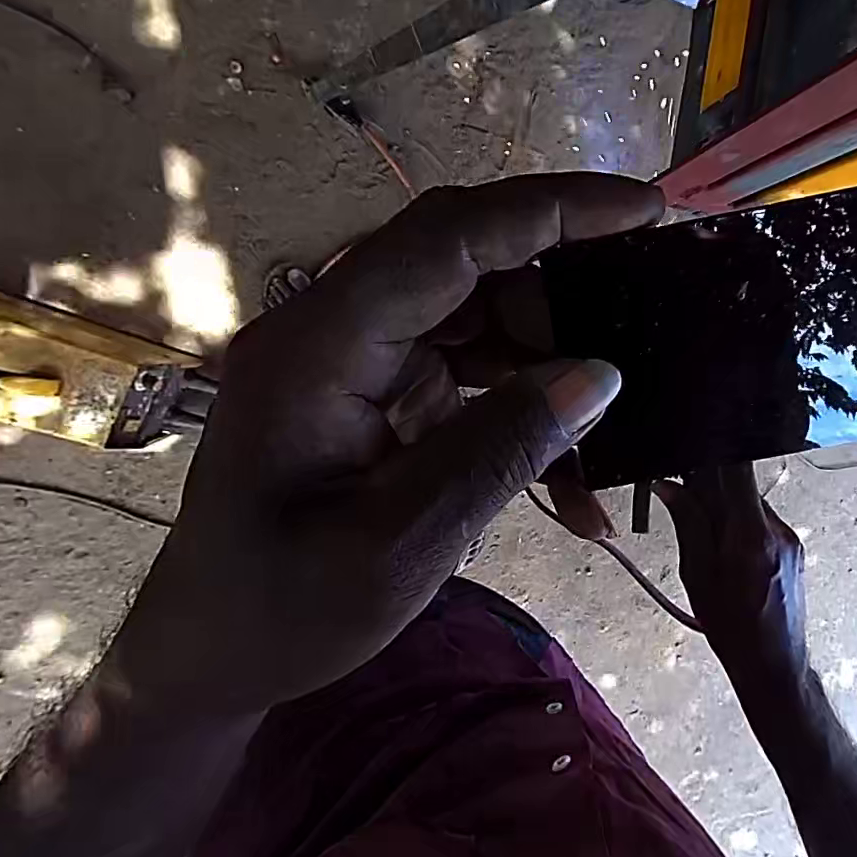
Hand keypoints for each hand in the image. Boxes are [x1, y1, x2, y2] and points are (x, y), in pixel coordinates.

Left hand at [117, 175, 663, 712]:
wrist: (212, 649)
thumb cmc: (283, 612)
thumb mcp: (401, 546)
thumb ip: (501, 449)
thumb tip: (599, 374)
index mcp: (316, 346)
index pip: (446, 238)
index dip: (552, 210)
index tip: (644, 207)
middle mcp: (328, 326)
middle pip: (458, 258)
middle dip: (554, 282)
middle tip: (632, 322)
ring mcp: (346, 352)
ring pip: (466, 305)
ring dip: (539, 344)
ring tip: (597, 410)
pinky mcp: (367, 382)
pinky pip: (454, 356)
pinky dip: (511, 387)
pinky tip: (556, 446)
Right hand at [653, 465, 809, 675]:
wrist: (775, 665)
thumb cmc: (731, 626)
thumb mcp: (696, 573)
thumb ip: (687, 522)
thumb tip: (668, 484)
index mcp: (750, 534)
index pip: (736, 470)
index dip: (713, 450)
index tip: (691, 443)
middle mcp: (777, 529)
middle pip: (740, 484)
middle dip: (709, 483)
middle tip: (680, 492)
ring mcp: (789, 537)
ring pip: (748, 500)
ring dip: (723, 503)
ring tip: (701, 528)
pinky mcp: (793, 547)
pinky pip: (760, 517)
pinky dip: (738, 519)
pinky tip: (722, 543)